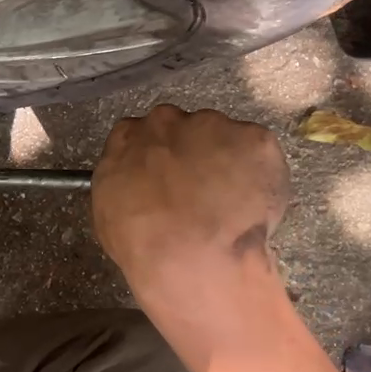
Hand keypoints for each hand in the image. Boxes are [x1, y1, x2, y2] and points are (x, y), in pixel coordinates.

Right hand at [91, 105, 290, 285]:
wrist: (189, 250)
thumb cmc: (140, 237)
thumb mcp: (109, 206)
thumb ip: (125, 178)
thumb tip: (140, 181)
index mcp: (128, 136)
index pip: (142, 134)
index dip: (159, 156)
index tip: (167, 175)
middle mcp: (167, 120)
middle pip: (185, 127)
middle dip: (194, 151)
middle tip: (201, 187)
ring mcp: (213, 125)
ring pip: (225, 137)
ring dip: (228, 159)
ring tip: (232, 199)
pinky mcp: (255, 139)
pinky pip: (260, 152)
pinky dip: (261, 171)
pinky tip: (254, 201)